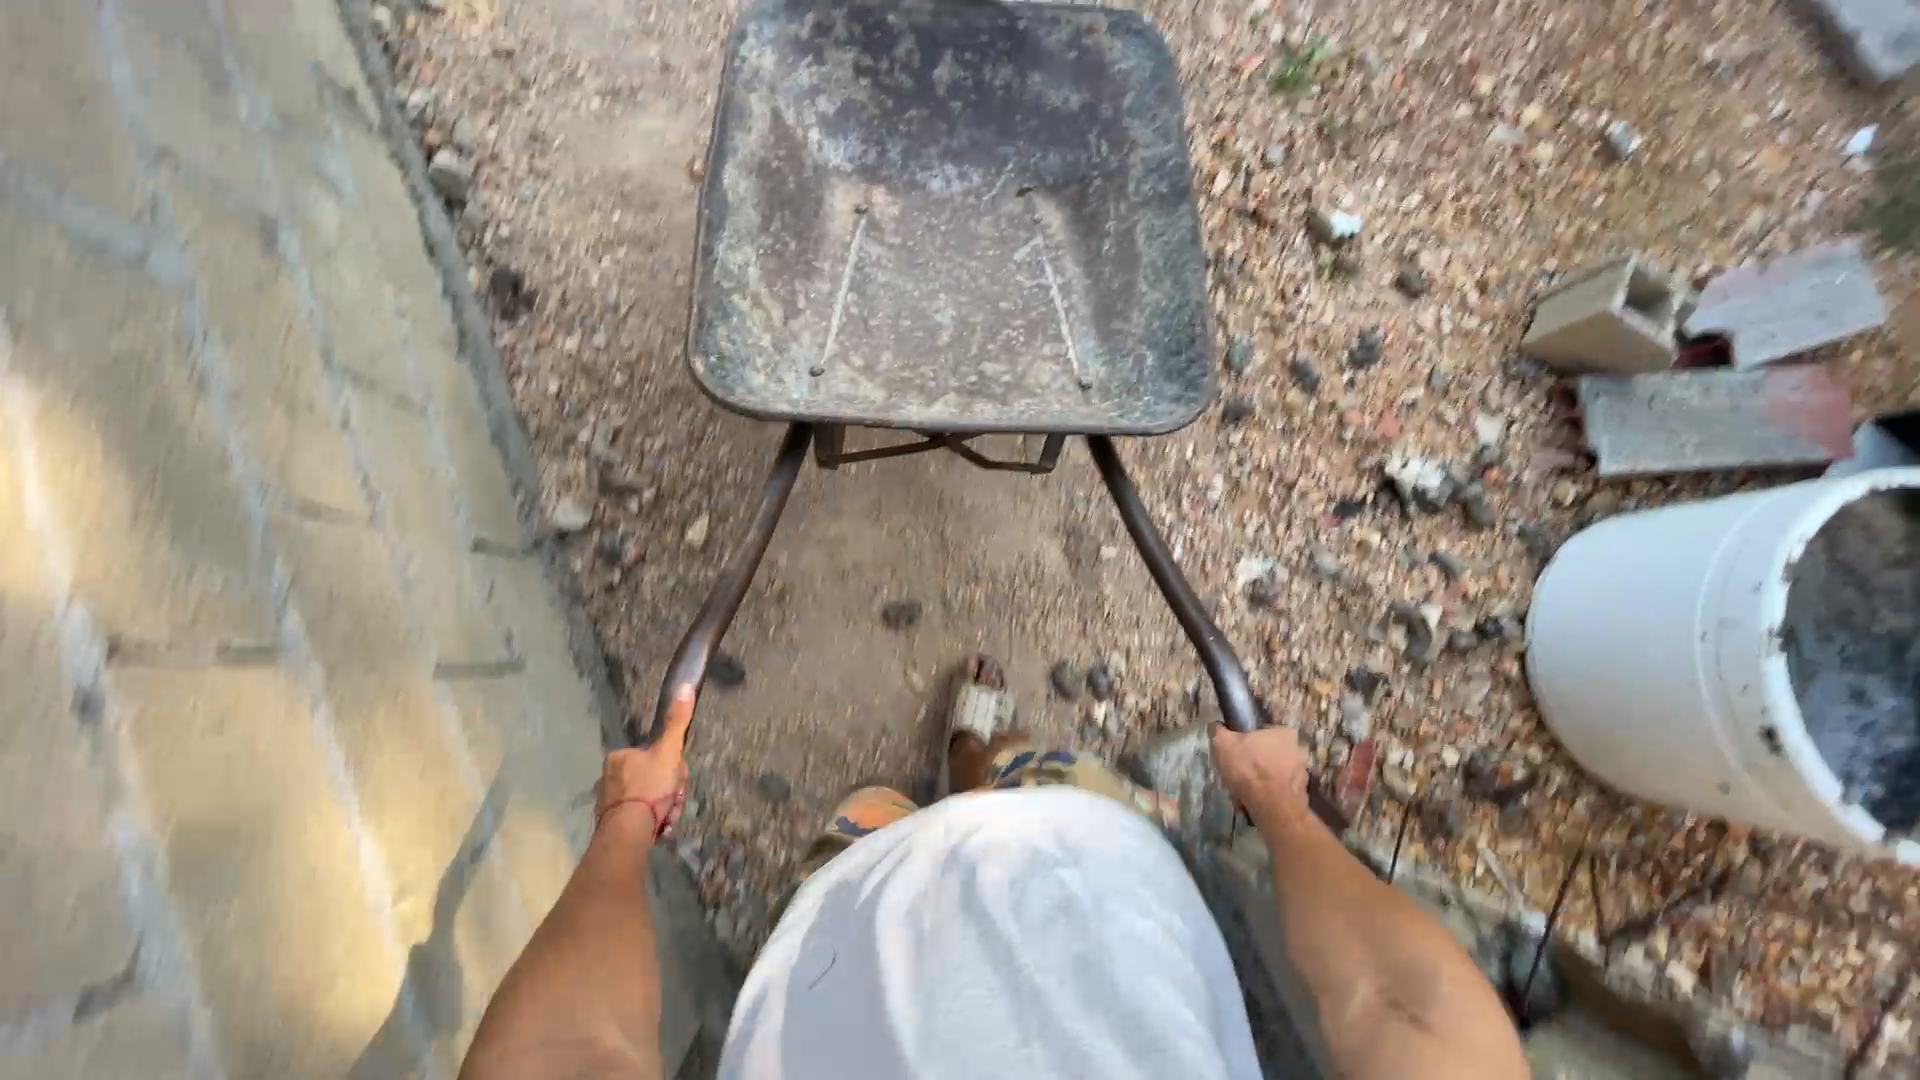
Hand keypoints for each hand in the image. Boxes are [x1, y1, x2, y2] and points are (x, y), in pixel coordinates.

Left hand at [595, 685, 694, 842]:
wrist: (628, 831)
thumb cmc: (649, 787)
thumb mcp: (668, 752)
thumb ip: (677, 721)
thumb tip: (684, 686)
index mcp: (620, 757)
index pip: (656, 756)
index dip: (672, 768)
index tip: (675, 780)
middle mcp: (610, 777)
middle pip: (653, 779)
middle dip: (669, 792)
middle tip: (672, 801)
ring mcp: (609, 802)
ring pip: (649, 800)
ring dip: (664, 808)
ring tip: (666, 817)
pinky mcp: (612, 823)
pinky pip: (640, 818)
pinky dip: (653, 822)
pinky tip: (658, 827)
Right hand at [1212, 724, 1312, 831]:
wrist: (1272, 806)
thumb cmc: (1249, 769)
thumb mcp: (1223, 744)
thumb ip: (1218, 731)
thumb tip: (1216, 725)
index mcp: (1284, 732)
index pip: (1263, 731)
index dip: (1247, 741)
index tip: (1236, 751)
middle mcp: (1299, 749)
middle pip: (1269, 752)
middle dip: (1255, 761)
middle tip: (1238, 771)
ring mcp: (1302, 772)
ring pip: (1274, 771)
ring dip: (1261, 778)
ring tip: (1243, 789)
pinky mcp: (1301, 792)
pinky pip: (1278, 788)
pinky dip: (1267, 792)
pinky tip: (1254, 799)